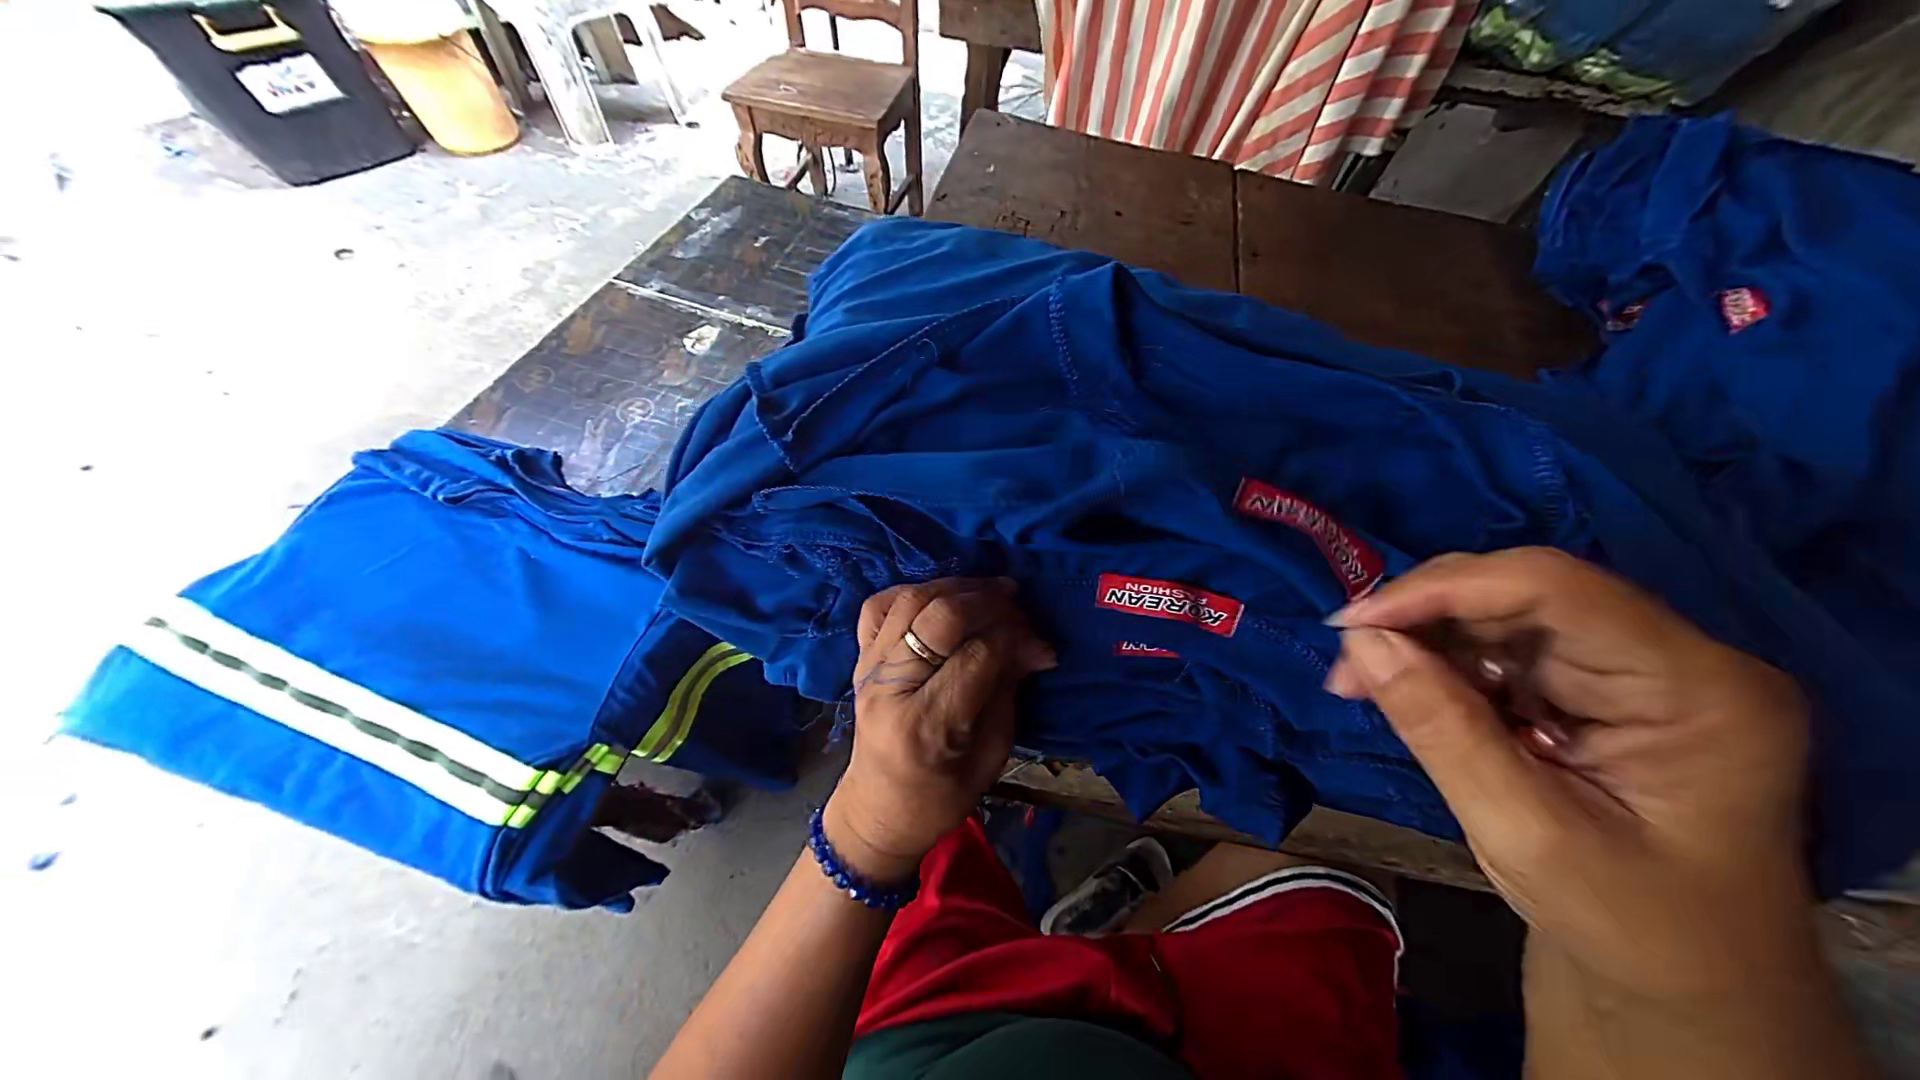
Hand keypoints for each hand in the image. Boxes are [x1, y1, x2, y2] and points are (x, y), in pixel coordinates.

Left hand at [825, 577, 1055, 882]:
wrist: (878, 810)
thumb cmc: (941, 797)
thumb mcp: (990, 754)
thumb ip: (1008, 691)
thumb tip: (1034, 644)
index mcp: (926, 726)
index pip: (977, 655)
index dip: (1016, 639)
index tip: (1042, 646)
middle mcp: (890, 688)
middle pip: (940, 617)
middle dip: (987, 603)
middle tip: (1017, 606)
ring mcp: (867, 668)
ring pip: (910, 600)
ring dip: (956, 587)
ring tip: (990, 592)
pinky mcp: (859, 658)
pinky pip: (879, 606)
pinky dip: (913, 592)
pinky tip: (941, 597)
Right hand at [1324, 548, 1812, 1001]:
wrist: (1675, 978)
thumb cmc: (1626, 922)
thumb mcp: (1524, 830)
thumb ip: (1441, 727)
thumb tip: (1360, 642)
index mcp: (1696, 690)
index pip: (1556, 590)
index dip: (1444, 589)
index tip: (1354, 624)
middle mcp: (1670, 658)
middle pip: (1521, 592)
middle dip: (1421, 616)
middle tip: (1348, 659)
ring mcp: (1630, 668)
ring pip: (1497, 613)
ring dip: (1419, 640)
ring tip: (1359, 681)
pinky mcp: (1589, 684)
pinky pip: (1493, 646)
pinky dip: (1434, 662)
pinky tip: (1398, 688)